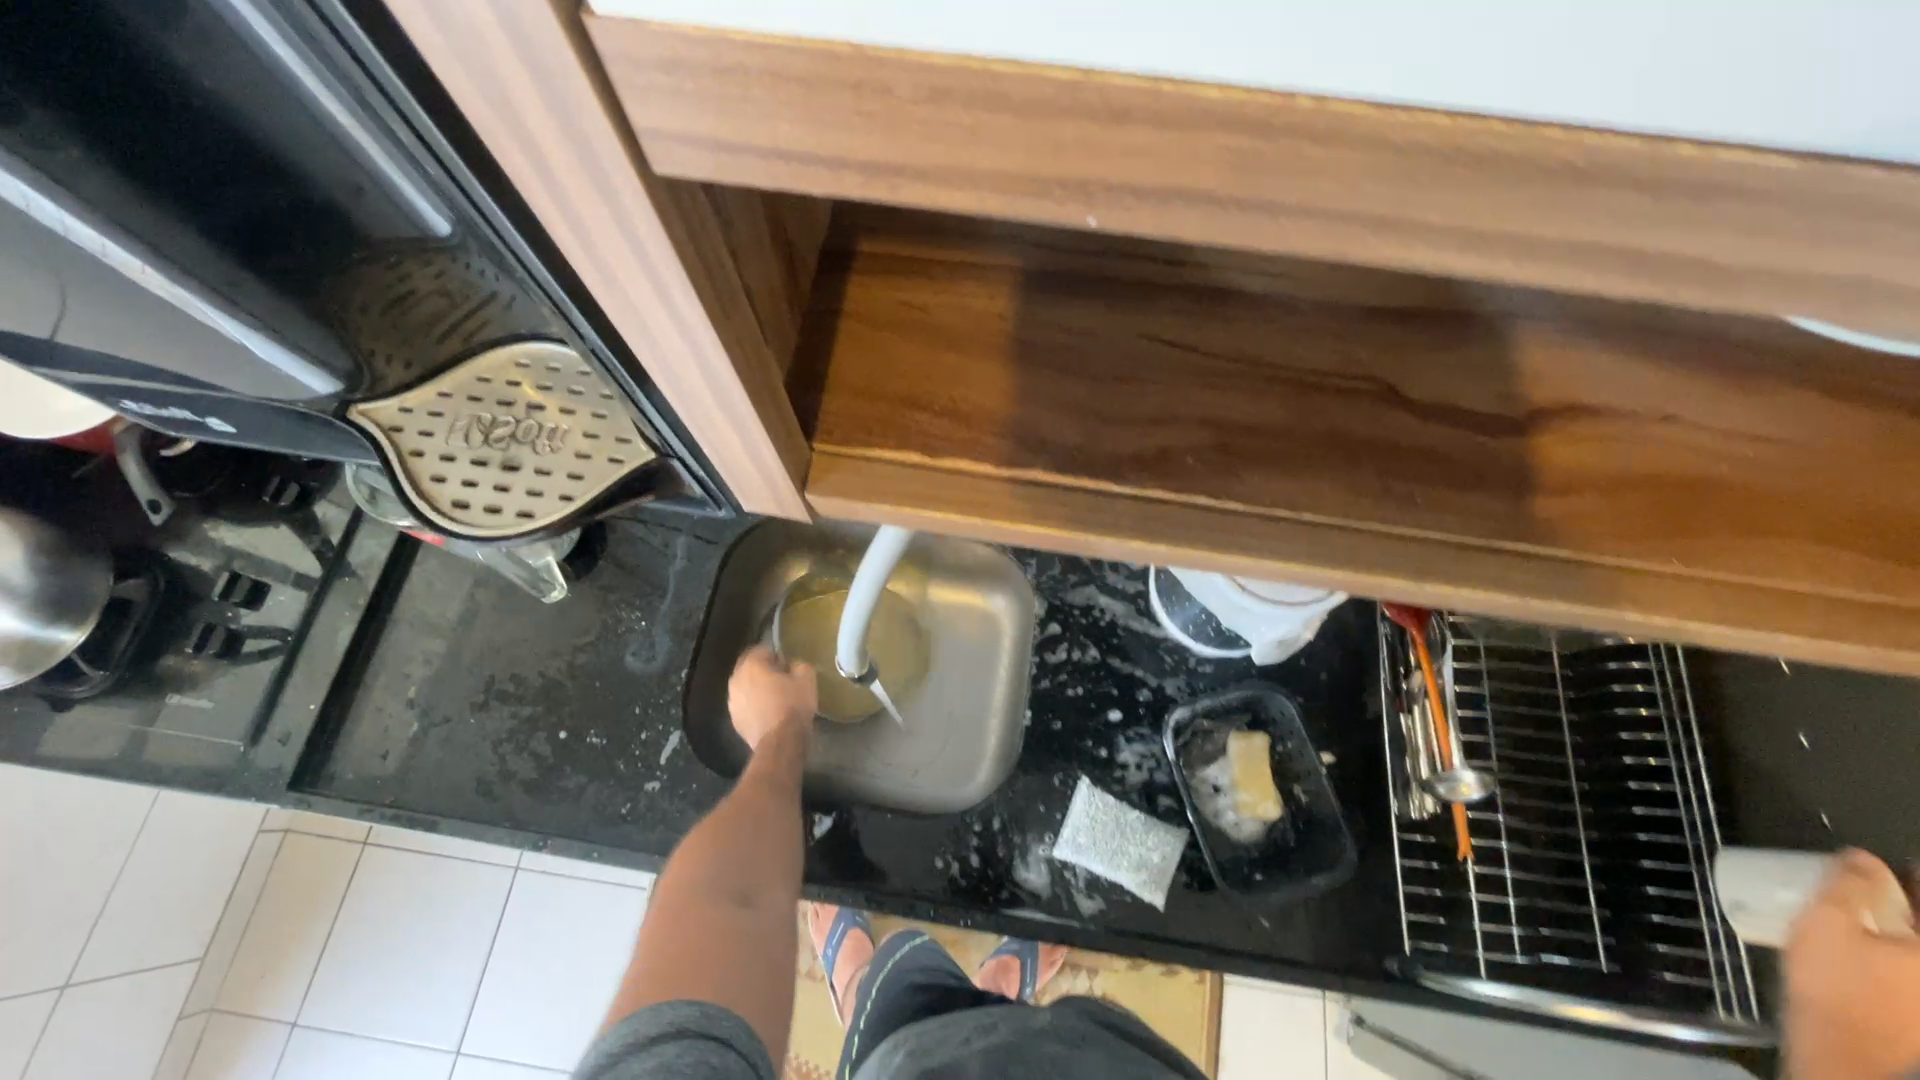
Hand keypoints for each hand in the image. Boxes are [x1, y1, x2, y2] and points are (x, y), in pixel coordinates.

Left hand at [727, 646, 815, 750]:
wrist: (780, 741)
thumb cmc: (793, 705)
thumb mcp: (806, 679)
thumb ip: (799, 665)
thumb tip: (793, 666)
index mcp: (751, 665)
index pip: (761, 649)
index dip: (776, 655)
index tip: (787, 665)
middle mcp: (736, 679)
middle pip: (749, 668)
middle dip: (763, 670)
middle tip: (781, 678)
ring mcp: (732, 701)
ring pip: (745, 687)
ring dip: (756, 688)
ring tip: (774, 697)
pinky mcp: (734, 719)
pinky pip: (745, 705)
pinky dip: (754, 705)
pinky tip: (768, 713)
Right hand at [1785, 849, 1919, 1079]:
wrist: (1844, 1054)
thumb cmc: (1838, 984)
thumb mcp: (1827, 922)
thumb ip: (1846, 885)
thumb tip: (1861, 857)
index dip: (1910, 877)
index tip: (1894, 867)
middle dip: (1905, 907)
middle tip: (1874, 891)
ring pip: (1913, 951)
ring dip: (1899, 933)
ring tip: (1864, 921)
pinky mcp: (1917, 1015)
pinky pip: (1909, 973)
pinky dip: (1896, 959)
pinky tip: (1866, 956)